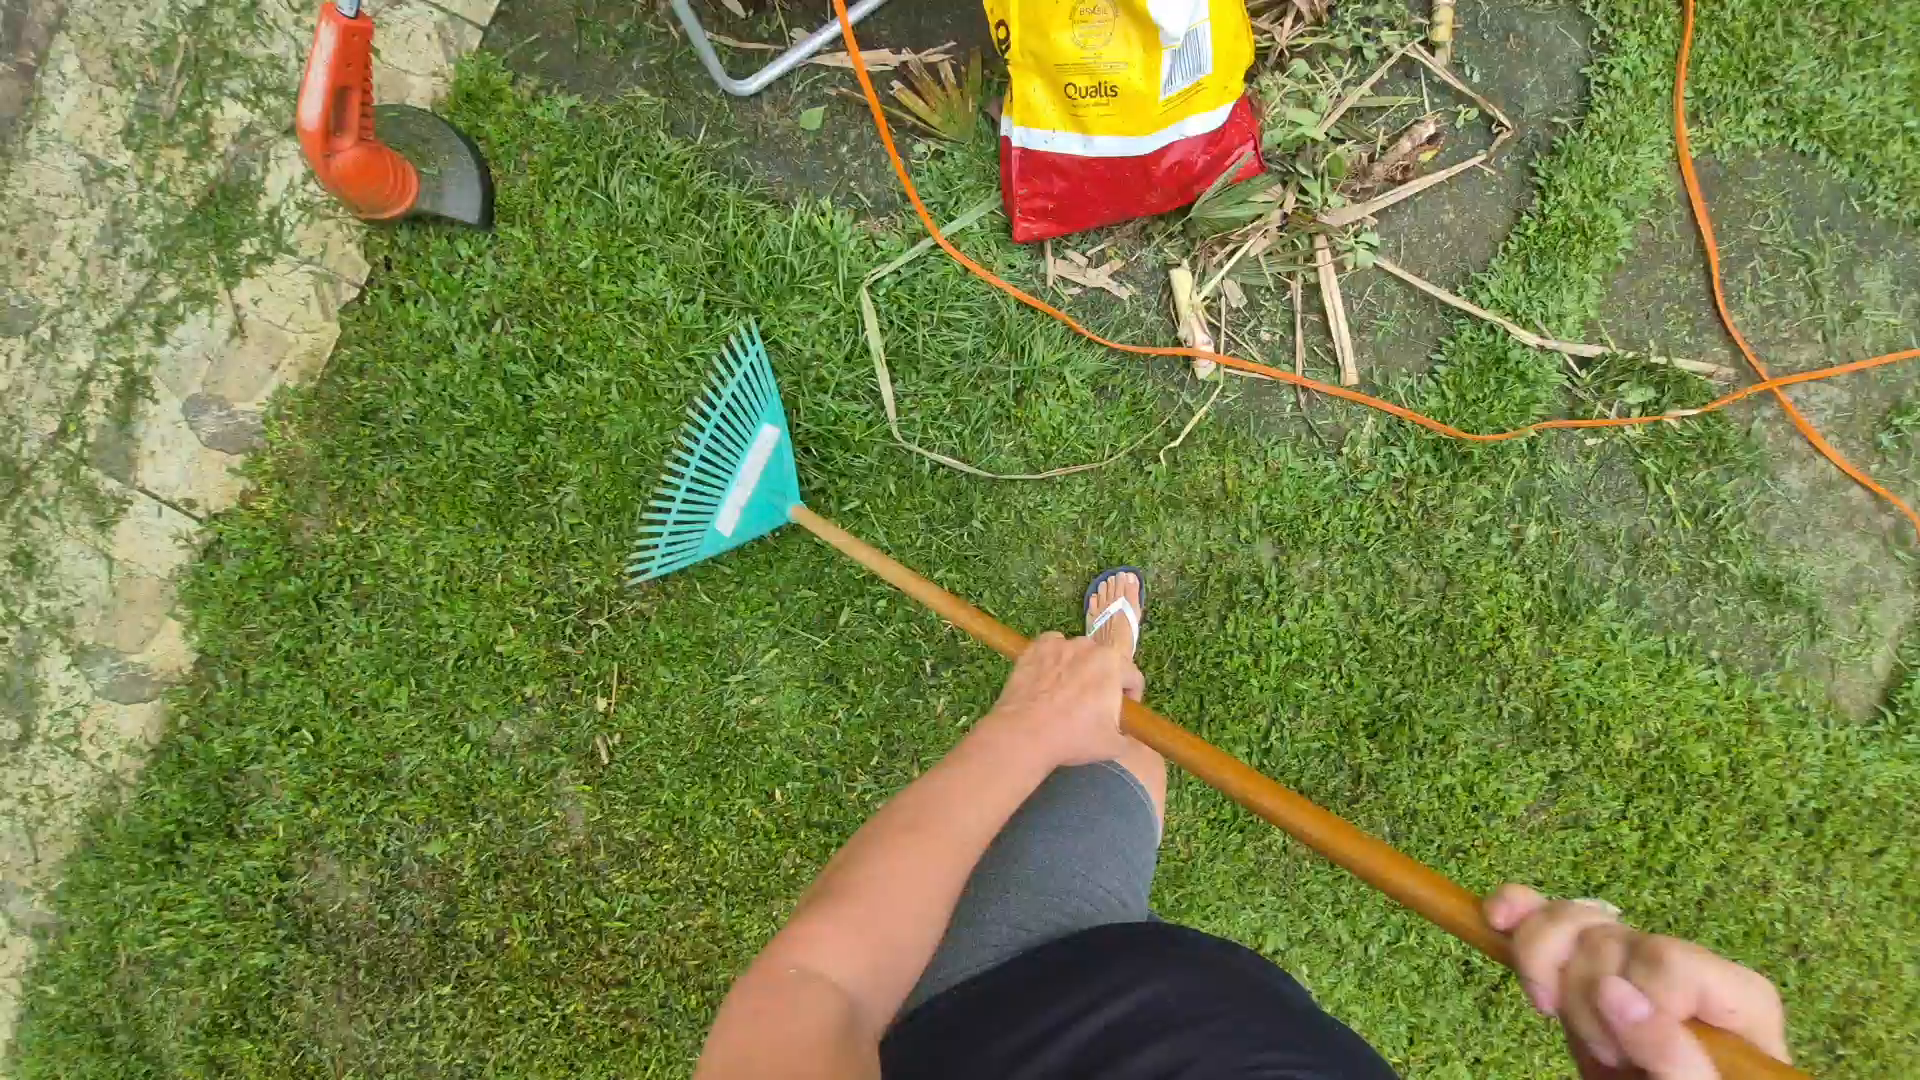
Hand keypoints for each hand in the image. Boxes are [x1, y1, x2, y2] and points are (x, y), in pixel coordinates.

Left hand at [977, 632, 1142, 767]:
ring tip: (1066, 693)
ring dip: (1078, 668)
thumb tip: (1123, 733)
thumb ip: (1127, 734)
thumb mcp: (1114, 745)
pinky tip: (1047, 680)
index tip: (1122, 712)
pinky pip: (1052, 648)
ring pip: (1078, 653)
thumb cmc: (1073, 737)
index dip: (1131, 696)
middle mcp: (1088, 646)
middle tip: (1094, 705)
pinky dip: (1053, 660)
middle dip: (1103, 680)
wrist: (1024, 733)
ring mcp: (1059, 644)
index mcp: (1113, 664)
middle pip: (1105, 662)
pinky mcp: (1035, 647)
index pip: (1133, 677)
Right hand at [1485, 885, 1789, 1079]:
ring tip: (1552, 1012)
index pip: (1669, 958)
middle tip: (1604, 1053)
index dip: (1638, 998)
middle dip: (1584, 996)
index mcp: (1730, 994)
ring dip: (1542, 964)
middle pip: (1608, 938)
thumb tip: (1614, 991)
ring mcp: (1618, 952)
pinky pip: (1535, 905)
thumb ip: (1672, 1055)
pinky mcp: (1570, 952)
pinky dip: (1512, 907)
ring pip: (1565, 916)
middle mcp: (1674, 961)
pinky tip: (1495, 920)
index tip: (1633, 1053)